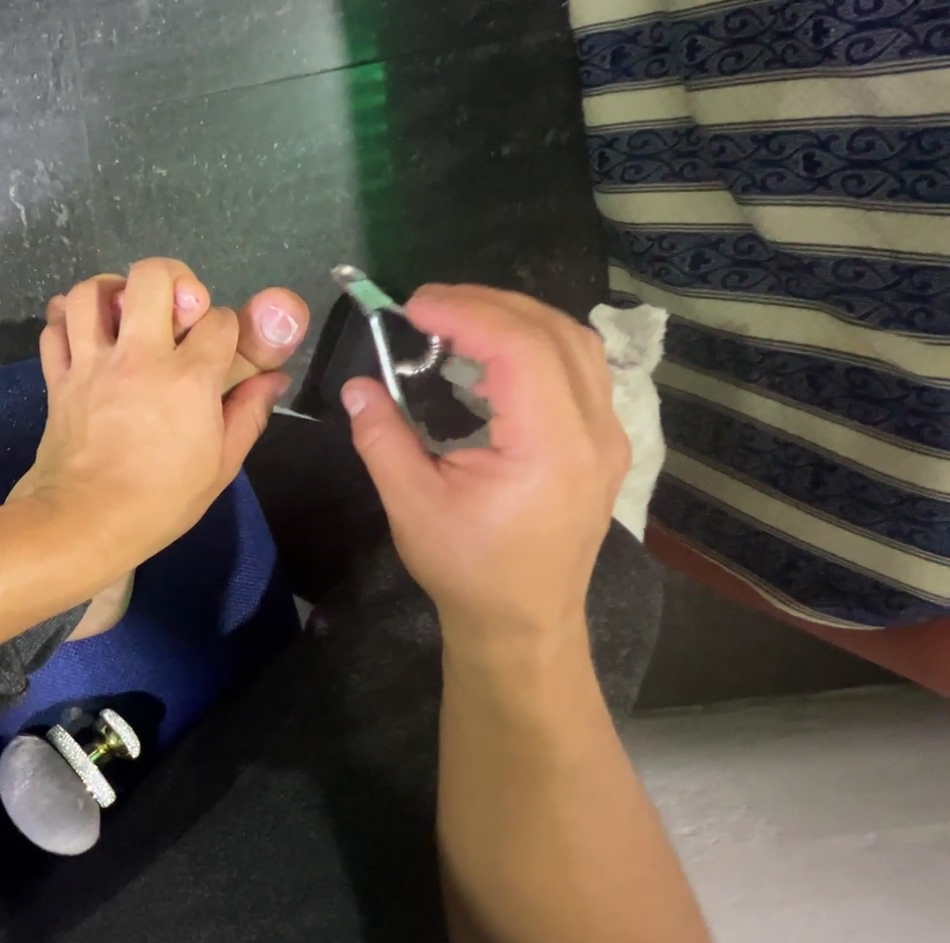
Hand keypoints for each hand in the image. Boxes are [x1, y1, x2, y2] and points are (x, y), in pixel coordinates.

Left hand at [10, 258, 292, 568]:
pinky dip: (64, 322)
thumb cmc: (159, 502)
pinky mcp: (57, 380)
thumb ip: (247, 414)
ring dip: (110, 291)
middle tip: (174, 307)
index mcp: (187, 378)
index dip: (225, 329)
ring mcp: (91, 365)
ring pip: (90, 293)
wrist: (83, 521)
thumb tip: (273, 379)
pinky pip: (53, 331)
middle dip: (172, 278)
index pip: (218, 319)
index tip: (220, 352)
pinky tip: (82, 335)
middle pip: (152, 277)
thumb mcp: (220, 466)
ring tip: (123, 312)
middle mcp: (137, 358)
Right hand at [343, 285, 628, 642]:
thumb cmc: (464, 566)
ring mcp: (607, 435)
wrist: (521, 617)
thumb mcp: (410, 504)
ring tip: (455, 321)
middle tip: (427, 304)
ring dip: (515, 320)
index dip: (467, 314)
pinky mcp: (600, 442)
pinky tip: (489, 362)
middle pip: (556, 333)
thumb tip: (356, 387)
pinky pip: (577, 371)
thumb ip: (383, 438)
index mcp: (550, 447)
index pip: (521, 348)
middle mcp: (595, 430)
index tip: (413, 305)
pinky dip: (532, 347)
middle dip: (489, 304)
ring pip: (576, 345)